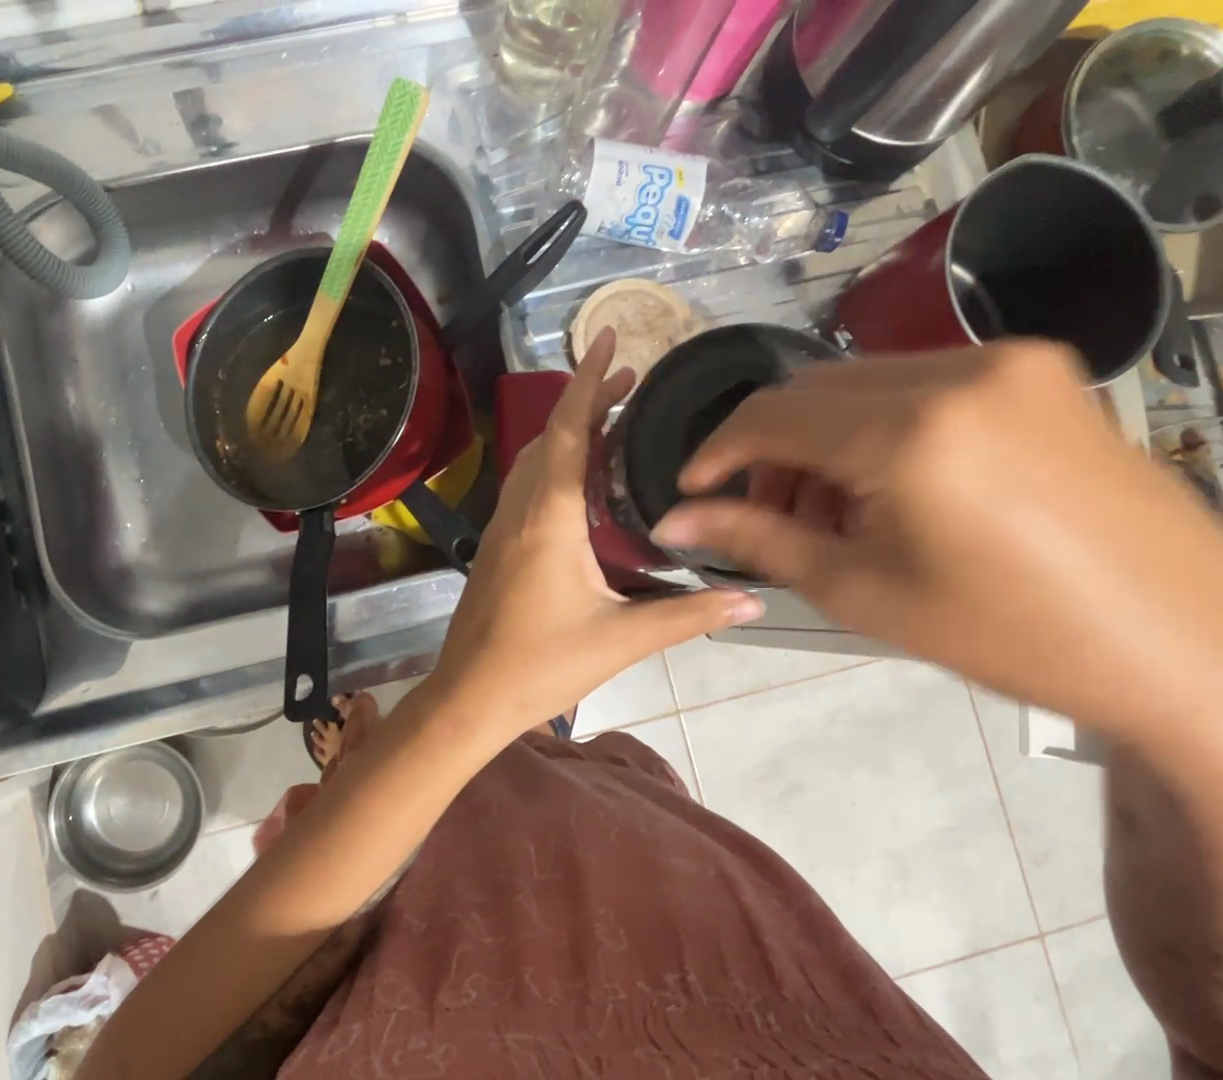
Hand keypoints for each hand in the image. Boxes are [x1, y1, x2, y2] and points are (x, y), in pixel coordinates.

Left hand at [423, 328, 763, 740]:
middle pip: (552, 436)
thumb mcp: (621, 638)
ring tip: (616, 420)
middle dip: (588, 401)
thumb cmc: (540, 666)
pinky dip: (559, 466)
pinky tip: (585, 486)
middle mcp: (521, 510)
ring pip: (536, 461)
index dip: (590, 380)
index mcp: (549, 517)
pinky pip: (529, 487)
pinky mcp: (499, 547)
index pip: (571, 431)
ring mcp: (503, 528)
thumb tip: (753, 599)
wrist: (468, 697)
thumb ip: (687, 614)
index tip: (608, 336)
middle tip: (632, 381)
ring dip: (572, 432)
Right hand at [650, 342, 1222, 745]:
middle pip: (815, 389)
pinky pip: (924, 383)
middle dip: (771, 448)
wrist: (1187, 646)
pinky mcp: (1045, 372)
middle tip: (763, 513)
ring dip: (824, 436)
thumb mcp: (861, 590)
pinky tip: (891, 485)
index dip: (716, 451)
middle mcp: (958, 370)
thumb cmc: (1008, 634)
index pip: (771, 414)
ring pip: (866, 381)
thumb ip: (757, 538)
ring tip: (829, 510)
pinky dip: (881, 425)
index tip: (692, 492)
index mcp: (910, 429)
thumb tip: (671, 521)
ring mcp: (1010, 363)